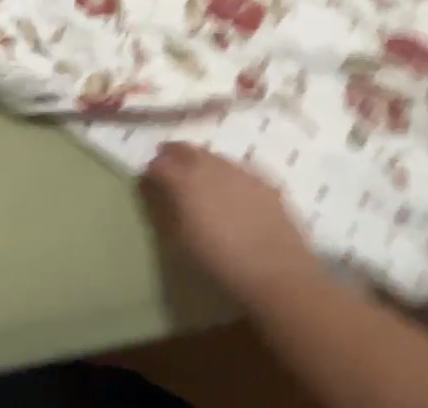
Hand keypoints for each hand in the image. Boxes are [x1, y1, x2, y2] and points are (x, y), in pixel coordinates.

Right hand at [140, 142, 323, 308]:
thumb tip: (155, 190)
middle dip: (173, 156)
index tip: (147, 182)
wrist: (280, 277)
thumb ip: (166, 206)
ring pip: (213, 155)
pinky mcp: (266, 183)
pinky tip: (232, 187)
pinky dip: (229, 173)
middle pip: (185, 149)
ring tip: (200, 178)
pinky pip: (240, 168)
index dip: (150, 172)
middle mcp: (211, 167)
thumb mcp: (181, 237)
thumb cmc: (221, 262)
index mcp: (184, 180)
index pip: (158, 165)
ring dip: (201, 162)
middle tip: (168, 170)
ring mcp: (241, 172)